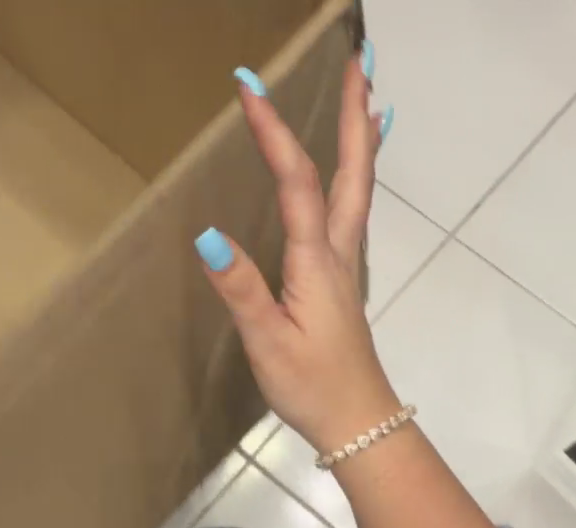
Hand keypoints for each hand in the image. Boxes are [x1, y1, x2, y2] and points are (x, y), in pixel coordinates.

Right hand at [196, 50, 401, 456]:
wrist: (357, 420)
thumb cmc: (311, 385)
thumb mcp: (267, 340)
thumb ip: (241, 288)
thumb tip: (207, 234)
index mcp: (316, 261)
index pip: (297, 183)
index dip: (274, 134)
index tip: (249, 88)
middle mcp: (338, 253)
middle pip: (351, 172)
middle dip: (353, 114)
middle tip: (359, 60)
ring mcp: (345, 267)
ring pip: (358, 190)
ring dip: (362, 139)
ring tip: (368, 98)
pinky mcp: (342, 283)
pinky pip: (353, 214)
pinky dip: (356, 178)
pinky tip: (351, 179)